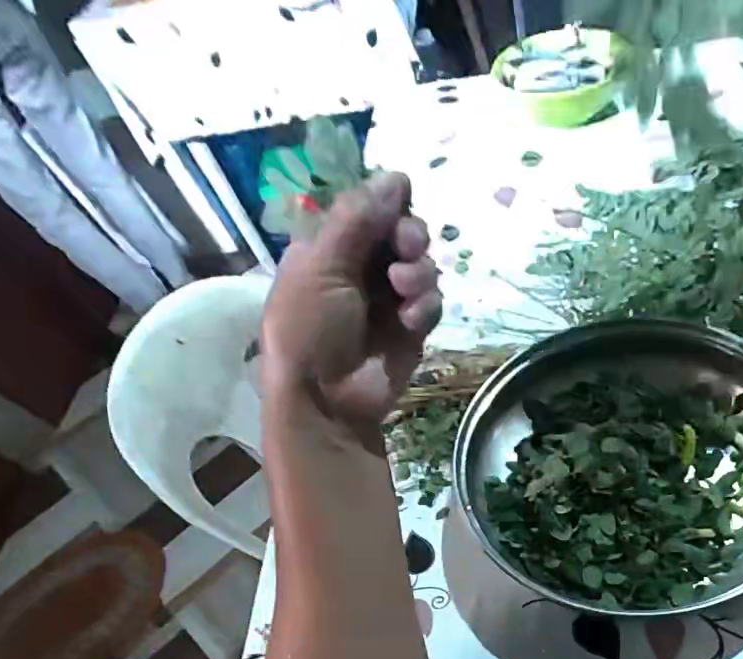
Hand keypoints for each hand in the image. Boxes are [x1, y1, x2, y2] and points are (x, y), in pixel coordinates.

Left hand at [260, 172, 441, 439]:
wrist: (327, 398)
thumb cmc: (309, 327)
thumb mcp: (321, 265)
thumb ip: (358, 219)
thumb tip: (399, 177)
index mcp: (331, 246)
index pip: (371, 209)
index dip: (390, 207)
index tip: (399, 209)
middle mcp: (362, 268)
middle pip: (404, 233)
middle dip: (410, 238)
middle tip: (406, 250)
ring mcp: (390, 300)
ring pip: (424, 267)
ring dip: (419, 274)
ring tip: (403, 292)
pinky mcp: (413, 328)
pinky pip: (433, 303)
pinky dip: (425, 308)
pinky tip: (409, 322)